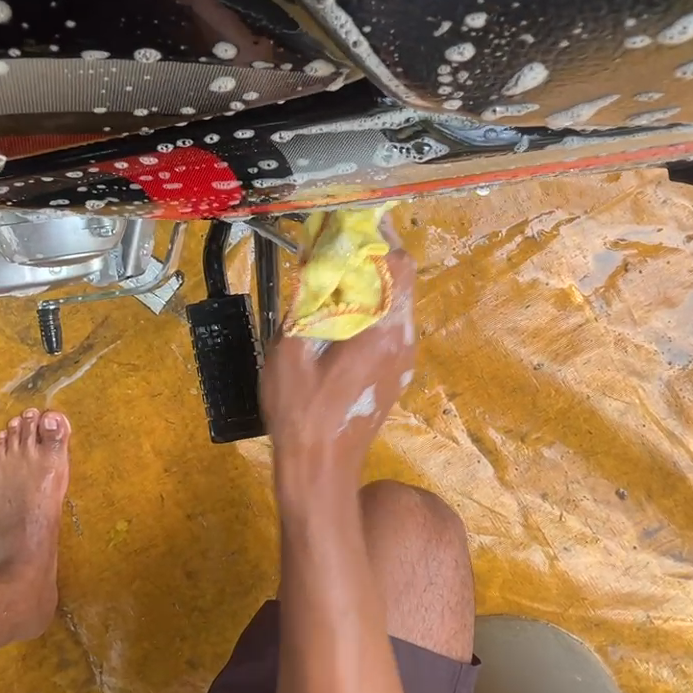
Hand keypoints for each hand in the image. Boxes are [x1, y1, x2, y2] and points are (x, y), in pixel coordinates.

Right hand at [261, 246, 416, 509]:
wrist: (321, 471)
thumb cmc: (301, 413)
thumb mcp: (290, 351)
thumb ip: (306, 302)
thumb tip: (317, 260)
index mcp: (382, 332)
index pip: (398, 267)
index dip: (377, 237)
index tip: (349, 221)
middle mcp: (402, 341)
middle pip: (402, 280)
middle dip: (373, 254)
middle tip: (336, 240)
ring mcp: (402, 359)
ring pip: (397, 302)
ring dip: (371, 279)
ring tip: (333, 269)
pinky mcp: (393, 372)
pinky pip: (390, 323)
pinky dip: (370, 304)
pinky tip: (338, 308)